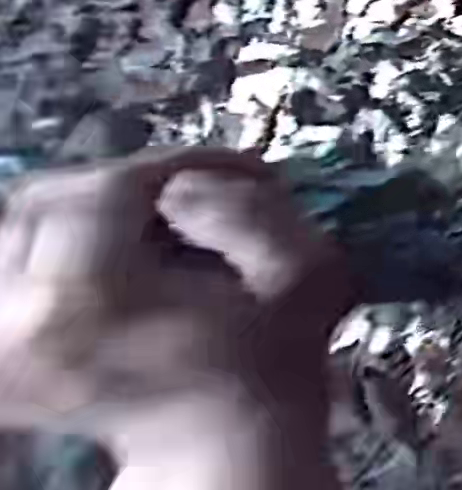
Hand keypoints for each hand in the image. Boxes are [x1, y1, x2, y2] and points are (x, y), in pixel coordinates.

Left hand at [0, 148, 348, 488]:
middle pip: (35, 204)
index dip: (176, 162)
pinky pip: (1, 268)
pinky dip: (52, 242)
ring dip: (83, 208)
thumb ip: (254, 212)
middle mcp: (6, 323)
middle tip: (196, 188)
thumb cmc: (276, 339)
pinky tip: (111, 251)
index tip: (237, 169)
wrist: (219, 426)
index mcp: (89, 301)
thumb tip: (191, 185)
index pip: (102, 189)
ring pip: (5, 231)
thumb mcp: (305, 266)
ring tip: (153, 219)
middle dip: (125, 181)